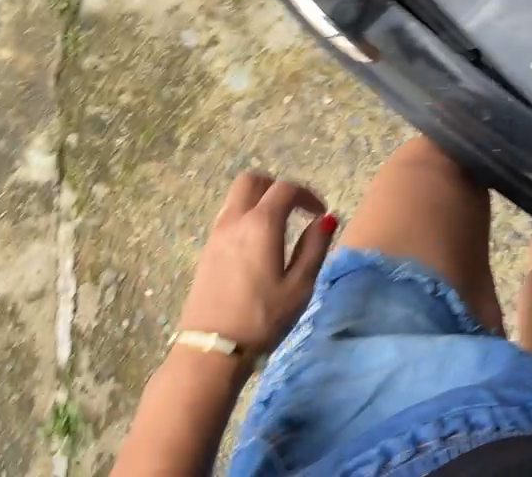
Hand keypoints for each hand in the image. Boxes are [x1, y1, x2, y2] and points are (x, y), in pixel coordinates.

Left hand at [174, 172, 336, 353]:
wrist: (211, 351)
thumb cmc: (263, 318)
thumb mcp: (300, 286)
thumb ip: (315, 247)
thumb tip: (325, 219)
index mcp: (261, 224)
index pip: (285, 189)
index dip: (307, 195)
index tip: (319, 213)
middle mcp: (235, 221)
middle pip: (252, 181)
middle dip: (276, 186)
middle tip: (294, 208)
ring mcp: (216, 235)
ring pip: (236, 197)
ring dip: (259, 200)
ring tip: (277, 227)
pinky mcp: (206, 251)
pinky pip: (227, 217)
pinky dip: (245, 216)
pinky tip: (257, 244)